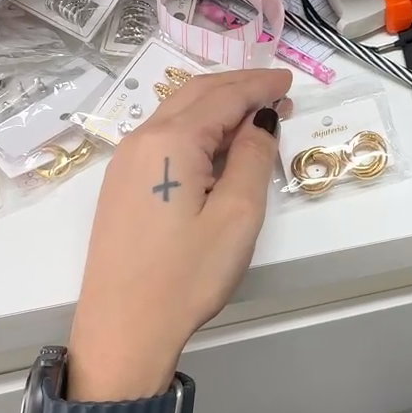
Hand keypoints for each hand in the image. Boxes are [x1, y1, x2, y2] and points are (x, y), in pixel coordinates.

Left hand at [66, 68, 292, 401]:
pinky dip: (198, 127)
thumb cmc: (187, 275)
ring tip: (255, 115)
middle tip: (277, 91)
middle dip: (238, 86)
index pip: (224, 95)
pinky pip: (165, 137)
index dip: (259, 84)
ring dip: (218, 105)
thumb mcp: (237, 214)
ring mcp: (126, 163)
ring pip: (178, 113)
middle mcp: (142, 140)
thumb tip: (261, 120)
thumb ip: (253, 157)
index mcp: (170, 140)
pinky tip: (218, 144)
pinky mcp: (121, 187)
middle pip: (196, 93)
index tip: (289, 81)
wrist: (123, 331)